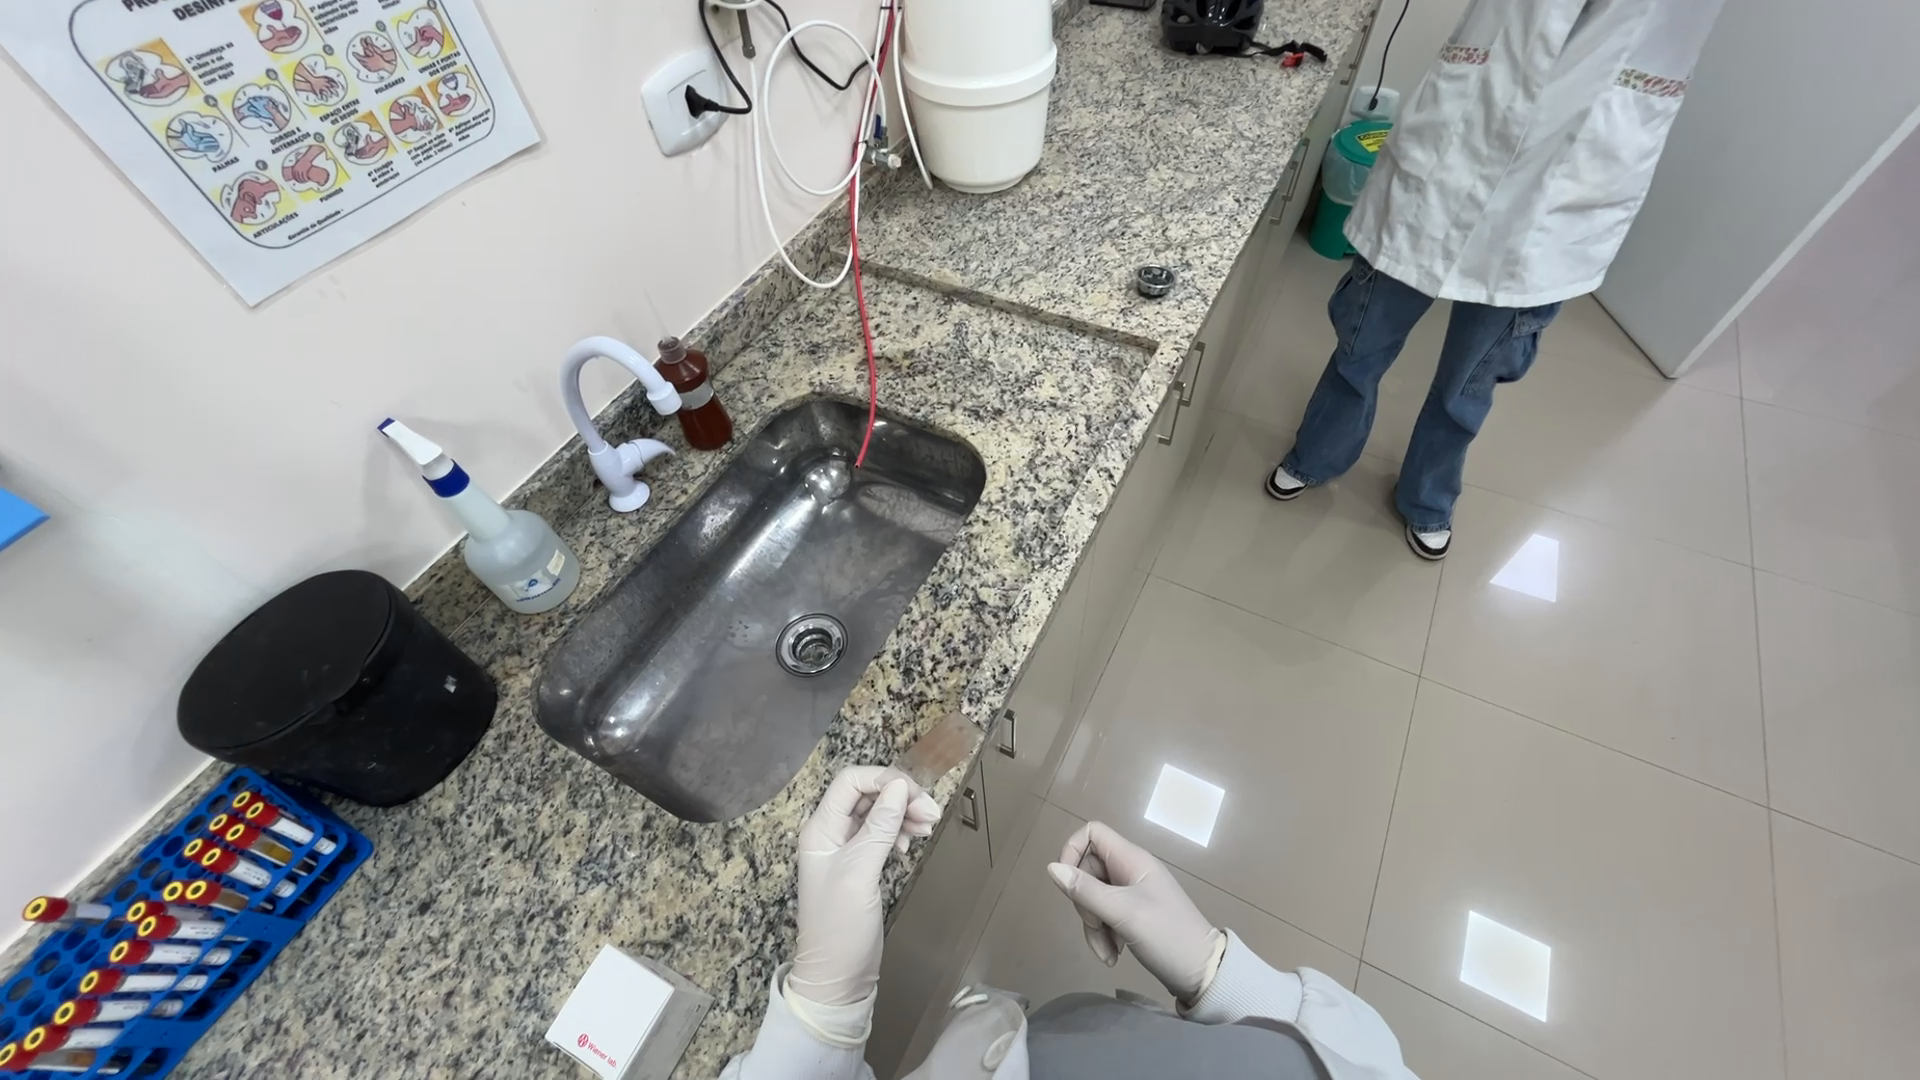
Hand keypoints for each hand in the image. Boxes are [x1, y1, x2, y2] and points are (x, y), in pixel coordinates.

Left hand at [789, 767, 941, 1006]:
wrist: (837, 981)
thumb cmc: (840, 928)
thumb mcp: (860, 873)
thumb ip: (879, 827)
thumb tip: (900, 786)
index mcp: (821, 827)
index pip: (851, 781)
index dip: (883, 779)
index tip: (914, 793)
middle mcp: (831, 831)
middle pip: (868, 794)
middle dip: (899, 796)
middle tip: (930, 812)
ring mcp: (846, 847)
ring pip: (878, 811)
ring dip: (904, 813)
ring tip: (927, 826)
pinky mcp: (862, 863)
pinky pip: (883, 832)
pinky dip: (900, 830)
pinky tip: (911, 842)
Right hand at [1047, 821, 1219, 1000]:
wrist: (1205, 976)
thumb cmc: (1168, 936)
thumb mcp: (1123, 913)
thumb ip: (1086, 891)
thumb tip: (1051, 868)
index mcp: (1131, 859)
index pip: (1092, 833)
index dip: (1073, 850)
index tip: (1066, 880)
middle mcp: (1130, 870)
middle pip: (1088, 869)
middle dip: (1084, 902)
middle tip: (1096, 926)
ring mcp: (1132, 893)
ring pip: (1093, 896)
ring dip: (1093, 926)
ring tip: (1108, 954)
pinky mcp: (1133, 915)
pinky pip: (1105, 915)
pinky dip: (1103, 934)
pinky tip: (1113, 955)